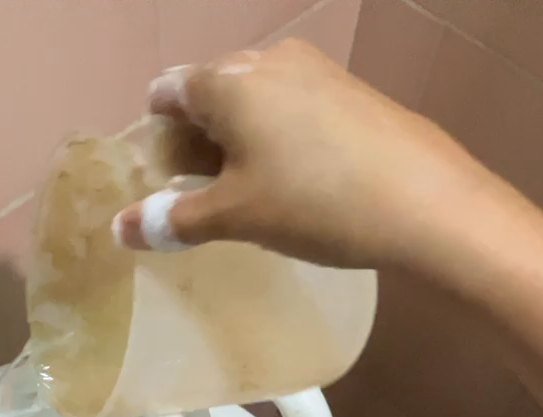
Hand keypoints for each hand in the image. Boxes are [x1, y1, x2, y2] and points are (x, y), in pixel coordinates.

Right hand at [111, 40, 515, 270]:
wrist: (422, 201)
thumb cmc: (312, 204)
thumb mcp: (236, 217)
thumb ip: (175, 219)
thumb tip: (120, 228)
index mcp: (228, 82)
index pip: (169, 90)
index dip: (157, 133)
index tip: (164, 175)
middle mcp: (268, 61)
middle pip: (211, 91)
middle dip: (197, 138)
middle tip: (204, 192)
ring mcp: (316, 71)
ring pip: (255, 100)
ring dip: (239, 140)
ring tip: (251, 193)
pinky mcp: (350, 92)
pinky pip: (294, 108)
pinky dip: (279, 138)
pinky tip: (298, 182)